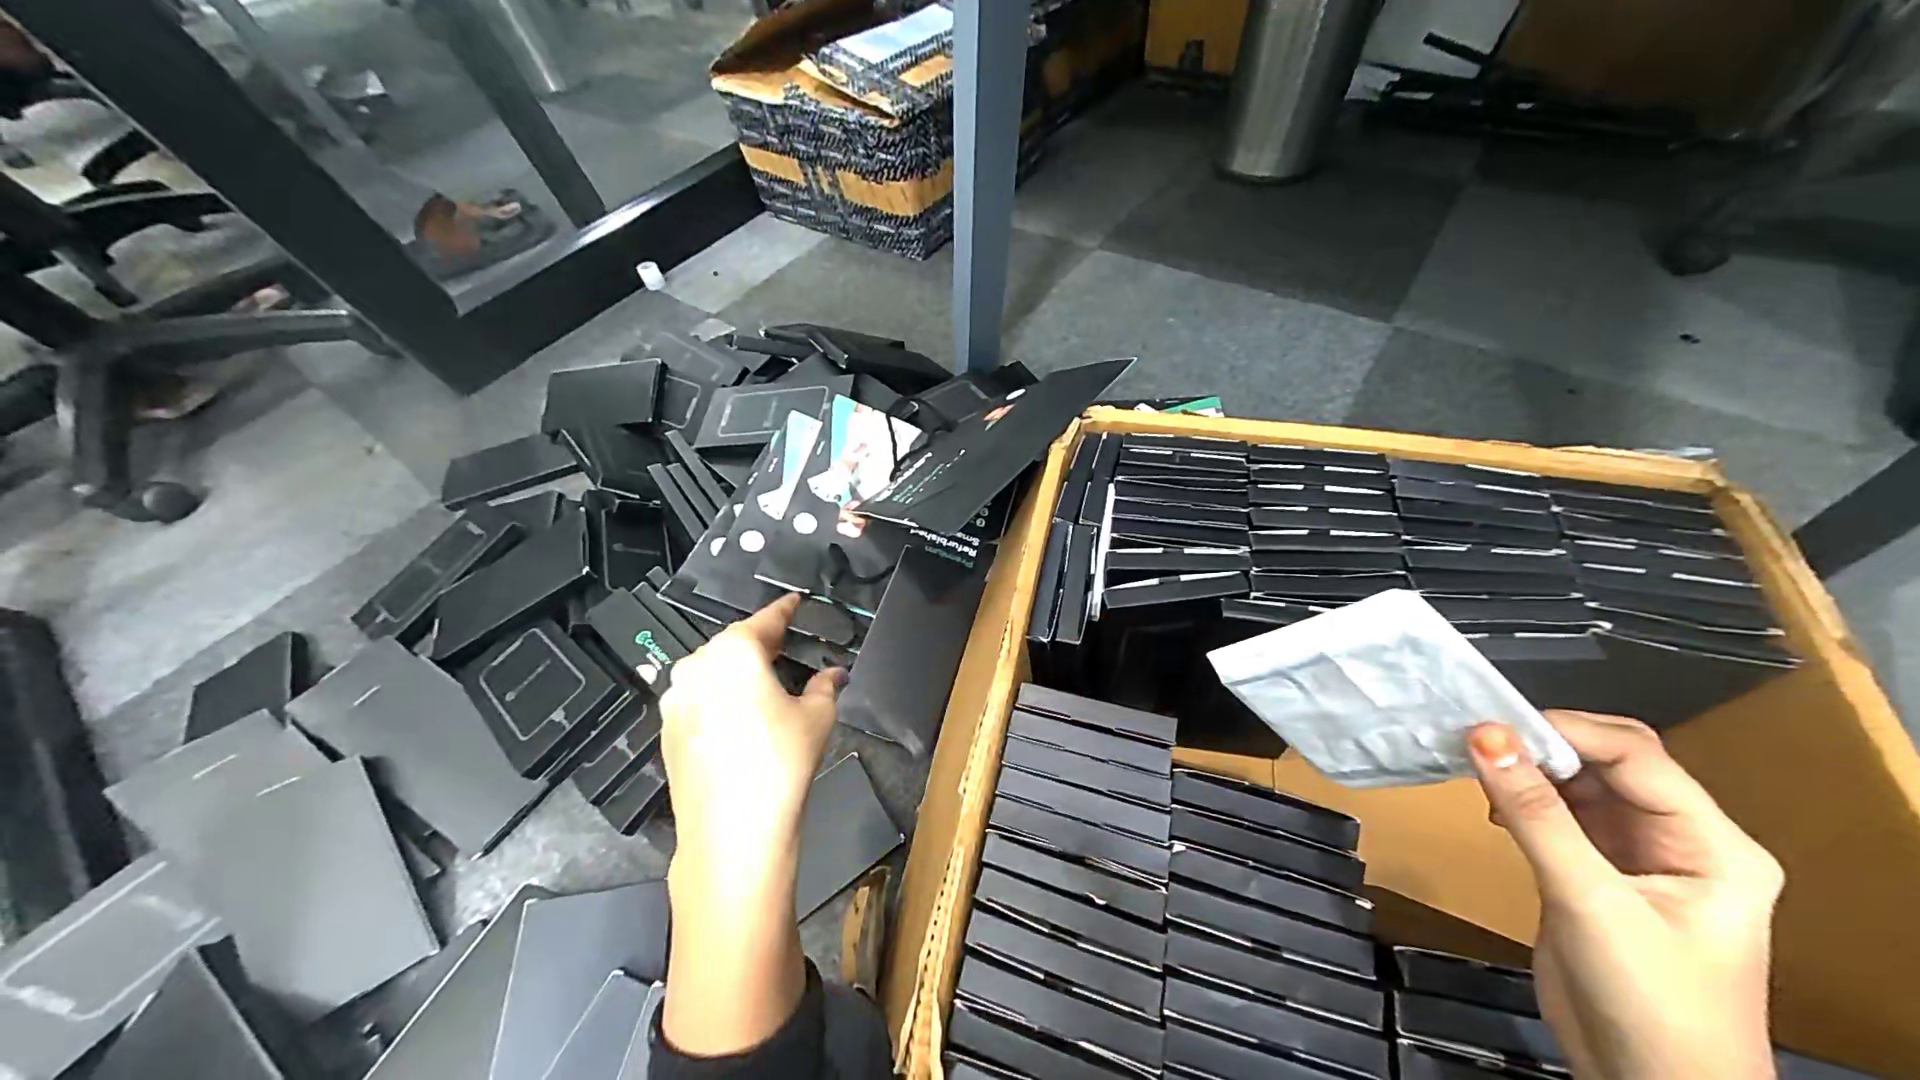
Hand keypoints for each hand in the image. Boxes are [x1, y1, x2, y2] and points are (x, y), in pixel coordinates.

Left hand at [659, 593, 843, 1056]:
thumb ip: (825, 685)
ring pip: (714, 671)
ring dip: (740, 672)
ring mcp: (676, 699)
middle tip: (790, 648)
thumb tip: (833, 674)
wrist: (731, 832)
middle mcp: (697, 665)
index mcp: (735, 651)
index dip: (787, 609)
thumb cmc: (781, 763)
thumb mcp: (818, 716)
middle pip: (736, 644)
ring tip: (769, 687)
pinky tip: (743, 720)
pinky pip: (699, 699)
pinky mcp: (667, 730)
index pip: (767, 618)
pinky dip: (721, 698)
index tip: (797, 601)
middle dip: (763, 644)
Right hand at [1468, 711, 1783, 1079]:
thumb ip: (1535, 814)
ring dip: (1526, 770)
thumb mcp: (1589, 901)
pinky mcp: (1592, 870)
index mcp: (1713, 844)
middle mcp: (1679, 839)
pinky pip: (1555, 813)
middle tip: (1476, 740)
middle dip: (1544, 746)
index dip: (1565, 731)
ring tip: (1474, 764)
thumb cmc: (1649, 1002)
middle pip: (1608, 763)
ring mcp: (1634, 855)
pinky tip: (1491, 804)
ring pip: (1577, 784)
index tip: (1490, 723)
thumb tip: (1484, 735)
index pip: (1637, 757)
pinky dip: (1518, 799)